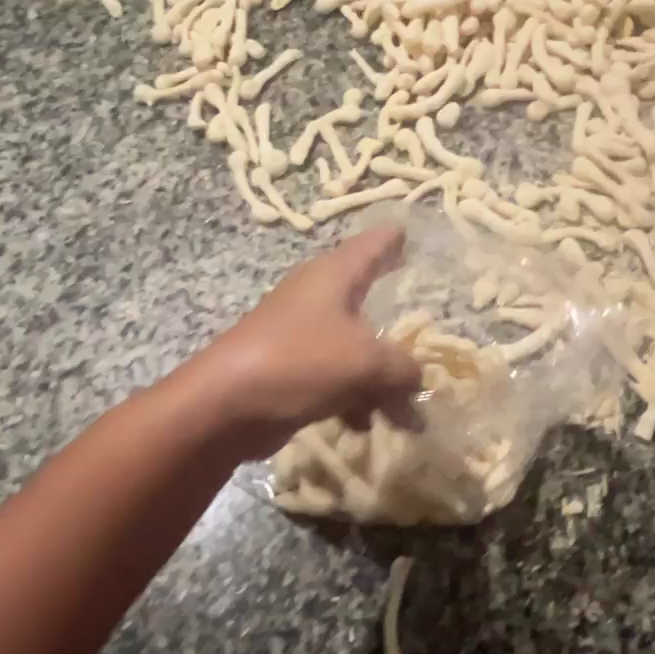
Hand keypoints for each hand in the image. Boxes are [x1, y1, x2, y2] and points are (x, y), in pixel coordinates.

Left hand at [190, 224, 423, 457]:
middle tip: (427, 319)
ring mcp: (302, 334)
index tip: (409, 229)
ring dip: (380, 373)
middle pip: (365, 297)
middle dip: (396, 315)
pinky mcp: (291, 370)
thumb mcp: (366, 361)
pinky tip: (369, 425)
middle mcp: (317, 297)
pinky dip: (354, 397)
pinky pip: (335, 377)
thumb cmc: (300, 361)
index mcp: (334, 275)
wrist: (227, 404)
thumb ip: (402, 366)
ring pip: (354, 345)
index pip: (371, 244)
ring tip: (409, 403)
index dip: (393, 237)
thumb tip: (416, 378)